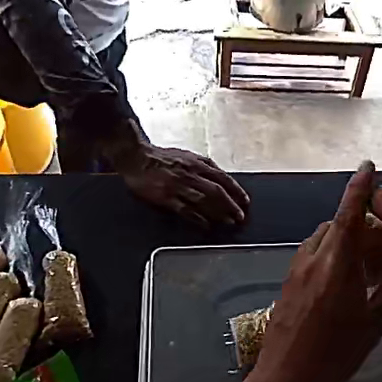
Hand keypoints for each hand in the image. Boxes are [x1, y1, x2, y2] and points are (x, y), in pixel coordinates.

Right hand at [115, 143, 249, 229]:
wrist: (136, 158)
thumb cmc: (162, 158)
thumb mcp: (188, 156)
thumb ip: (205, 166)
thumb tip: (222, 177)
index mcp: (197, 163)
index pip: (223, 178)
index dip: (236, 191)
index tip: (245, 201)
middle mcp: (190, 174)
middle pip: (216, 191)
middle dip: (231, 205)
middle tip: (241, 217)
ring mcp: (177, 186)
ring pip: (203, 201)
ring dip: (219, 212)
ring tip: (229, 222)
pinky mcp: (165, 197)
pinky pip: (184, 209)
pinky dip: (197, 218)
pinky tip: (206, 225)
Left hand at [250, 162, 381, 381]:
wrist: (287, 377)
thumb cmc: (334, 353)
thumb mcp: (372, 324)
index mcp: (337, 264)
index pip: (349, 215)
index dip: (358, 189)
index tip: (366, 167)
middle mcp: (313, 259)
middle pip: (338, 227)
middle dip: (361, 227)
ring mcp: (297, 271)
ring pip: (323, 241)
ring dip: (344, 242)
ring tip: (368, 267)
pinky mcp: (288, 283)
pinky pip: (313, 257)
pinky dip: (331, 257)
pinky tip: (346, 283)